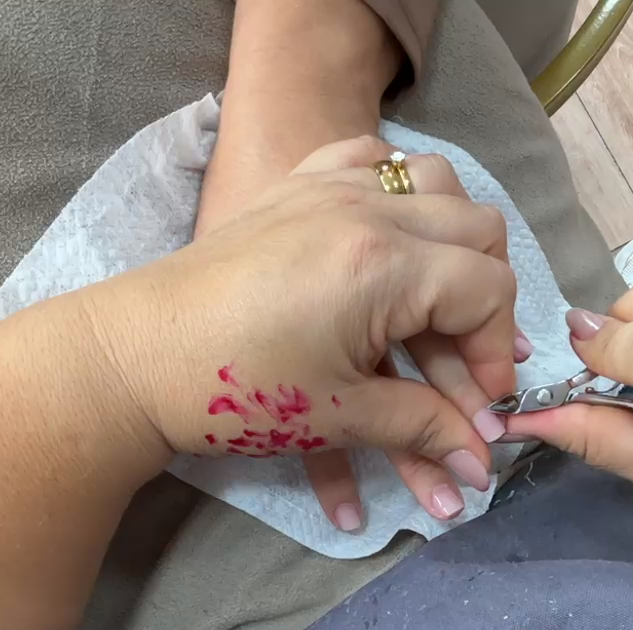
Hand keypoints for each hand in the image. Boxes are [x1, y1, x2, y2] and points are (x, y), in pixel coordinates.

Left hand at [199, 3, 510, 527]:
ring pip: (437, 183)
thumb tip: (481, 467)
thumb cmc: (236, 392)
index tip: (482, 409)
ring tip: (442, 304)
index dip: (496, 356)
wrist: (135, 358)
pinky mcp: (299, 186)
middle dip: (487, 305)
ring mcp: (331, 185)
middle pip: (480, 232)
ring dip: (456, 243)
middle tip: (466, 366)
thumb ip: (425, 430)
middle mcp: (368, 206)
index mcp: (384, 263)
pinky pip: (374, 160)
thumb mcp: (340, 417)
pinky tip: (392, 242)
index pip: (488, 290)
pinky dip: (401, 196)